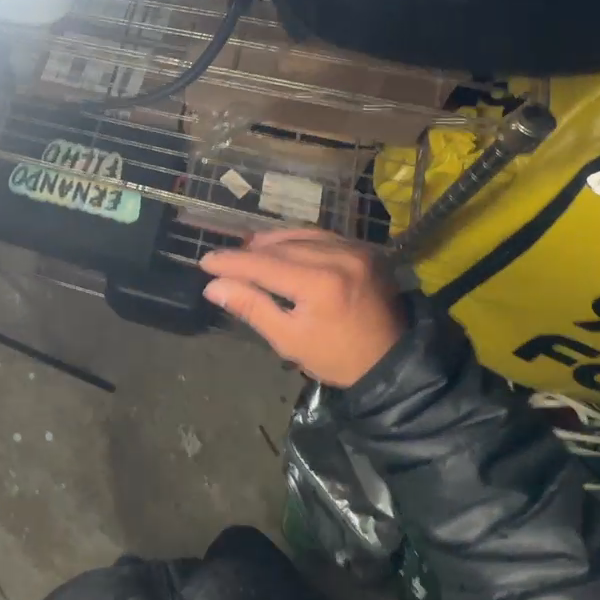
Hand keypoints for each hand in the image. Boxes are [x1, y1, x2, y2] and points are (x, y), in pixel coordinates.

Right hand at [200, 227, 407, 387]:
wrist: (395, 363)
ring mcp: (354, 249)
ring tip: (247, 252)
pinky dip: (295, 240)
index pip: (263, 265)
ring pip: (298, 236)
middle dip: (247, 253)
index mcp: (319, 283)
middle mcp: (337, 257)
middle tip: (222, 261)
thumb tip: (213, 286)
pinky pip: (319, 236)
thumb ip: (252, 307)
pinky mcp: (363, 249)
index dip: (230, 262)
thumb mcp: (289, 340)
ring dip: (269, 243)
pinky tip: (279, 247)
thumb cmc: (338, 358)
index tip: (204, 262)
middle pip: (278, 247)